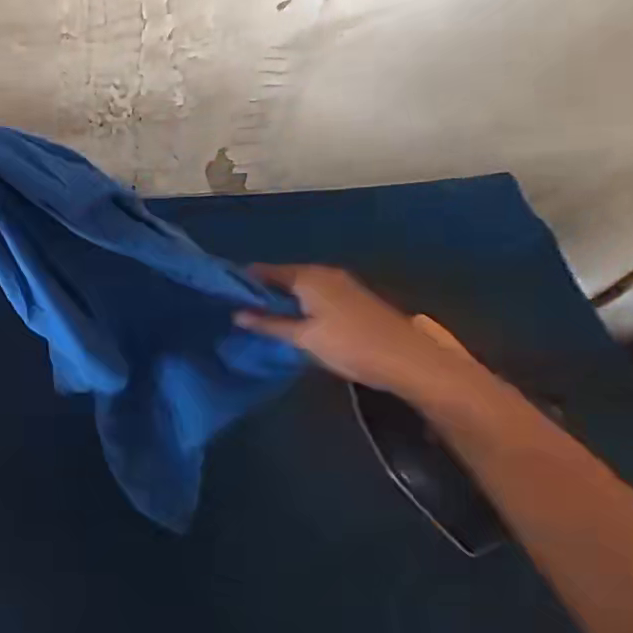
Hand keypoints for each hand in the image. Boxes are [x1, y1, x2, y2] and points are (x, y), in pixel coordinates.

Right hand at [236, 264, 476, 395]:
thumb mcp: (303, 338)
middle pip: (283, 277)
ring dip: (281, 299)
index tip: (223, 294)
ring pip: (300, 287)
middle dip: (262, 291)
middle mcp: (323, 273)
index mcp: (308, 277)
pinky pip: (315, 295)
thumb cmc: (350, 345)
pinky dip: (299, 304)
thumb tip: (236, 314)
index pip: (265, 271)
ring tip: (260, 318)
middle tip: (238, 310)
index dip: (243, 281)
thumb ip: (269, 324)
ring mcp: (342, 285)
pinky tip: (292, 322)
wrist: (410, 360)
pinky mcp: (353, 300)